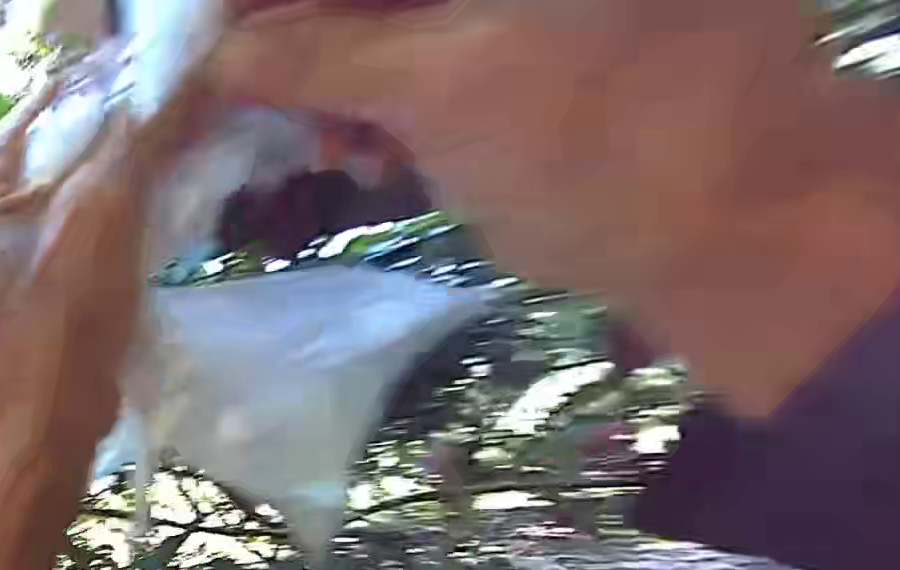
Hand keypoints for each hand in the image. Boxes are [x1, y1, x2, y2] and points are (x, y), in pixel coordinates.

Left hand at [0, 77, 195, 569]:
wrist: (45, 446)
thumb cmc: (58, 344)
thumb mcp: (95, 229)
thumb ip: (132, 141)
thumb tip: (181, 66)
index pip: (54, 103)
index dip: (121, 77)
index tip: (190, 62)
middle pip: (73, 142)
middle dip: (139, 122)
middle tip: (209, 101)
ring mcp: (19, 254)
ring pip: (90, 185)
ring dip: (145, 164)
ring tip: (206, 141)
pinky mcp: (51, 286)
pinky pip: (96, 227)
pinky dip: (138, 207)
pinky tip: (182, 193)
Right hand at [214, 0, 899, 415]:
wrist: (694, 219)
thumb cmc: (588, 136)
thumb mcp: (441, 83)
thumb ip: (320, 60)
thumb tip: (216, 61)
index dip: (259, 6)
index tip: (206, 62)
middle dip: (291, 57)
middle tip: (272, 122)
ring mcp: (477, 7)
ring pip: (352, 36)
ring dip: (323, 99)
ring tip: (341, 153)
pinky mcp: (475, 58)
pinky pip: (379, 77)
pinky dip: (357, 119)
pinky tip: (367, 157)